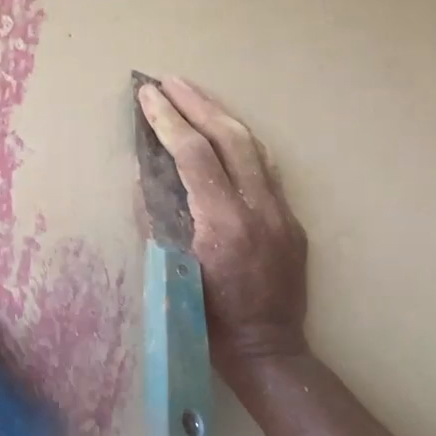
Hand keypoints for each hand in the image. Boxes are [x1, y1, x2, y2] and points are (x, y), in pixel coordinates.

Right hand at [138, 77, 308, 372]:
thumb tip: (143, 172)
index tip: (146, 94)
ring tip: (193, 94)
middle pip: (230, 138)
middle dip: (196, 104)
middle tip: (168, 81)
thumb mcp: (169, 269)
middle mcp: (260, 211)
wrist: (269, 354)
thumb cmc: (207, 319)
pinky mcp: (292, 223)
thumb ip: (155, 216)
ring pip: (255, 147)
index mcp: (224, 224)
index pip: (194, 154)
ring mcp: (282, 215)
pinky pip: (266, 169)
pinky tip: (225, 132)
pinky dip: (241, 143)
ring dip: (220, 116)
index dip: (167, 119)